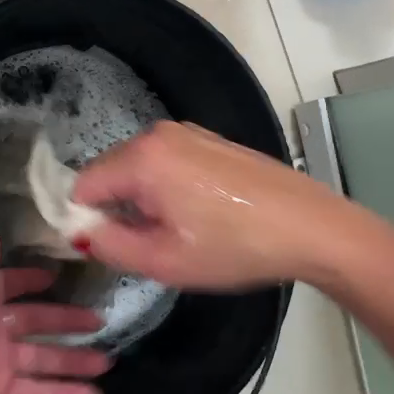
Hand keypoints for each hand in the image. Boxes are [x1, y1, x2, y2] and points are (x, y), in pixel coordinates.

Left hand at [0, 201, 110, 393]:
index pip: (9, 283)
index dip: (33, 279)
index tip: (63, 276)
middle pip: (33, 321)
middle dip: (65, 322)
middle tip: (102, 321)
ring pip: (41, 358)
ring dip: (72, 361)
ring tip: (107, 363)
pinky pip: (36, 391)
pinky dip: (62, 393)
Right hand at [71, 121, 366, 289]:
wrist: (312, 227)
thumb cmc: (235, 247)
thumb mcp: (165, 261)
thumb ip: (110, 245)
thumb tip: (81, 233)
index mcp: (142, 158)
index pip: (84, 185)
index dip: (86, 220)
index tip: (110, 248)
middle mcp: (158, 134)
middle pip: (110, 171)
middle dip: (116, 208)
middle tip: (149, 244)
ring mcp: (187, 133)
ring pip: (138, 167)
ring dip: (143, 199)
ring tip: (180, 231)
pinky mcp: (210, 139)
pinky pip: (166, 161)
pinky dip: (167, 186)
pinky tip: (201, 213)